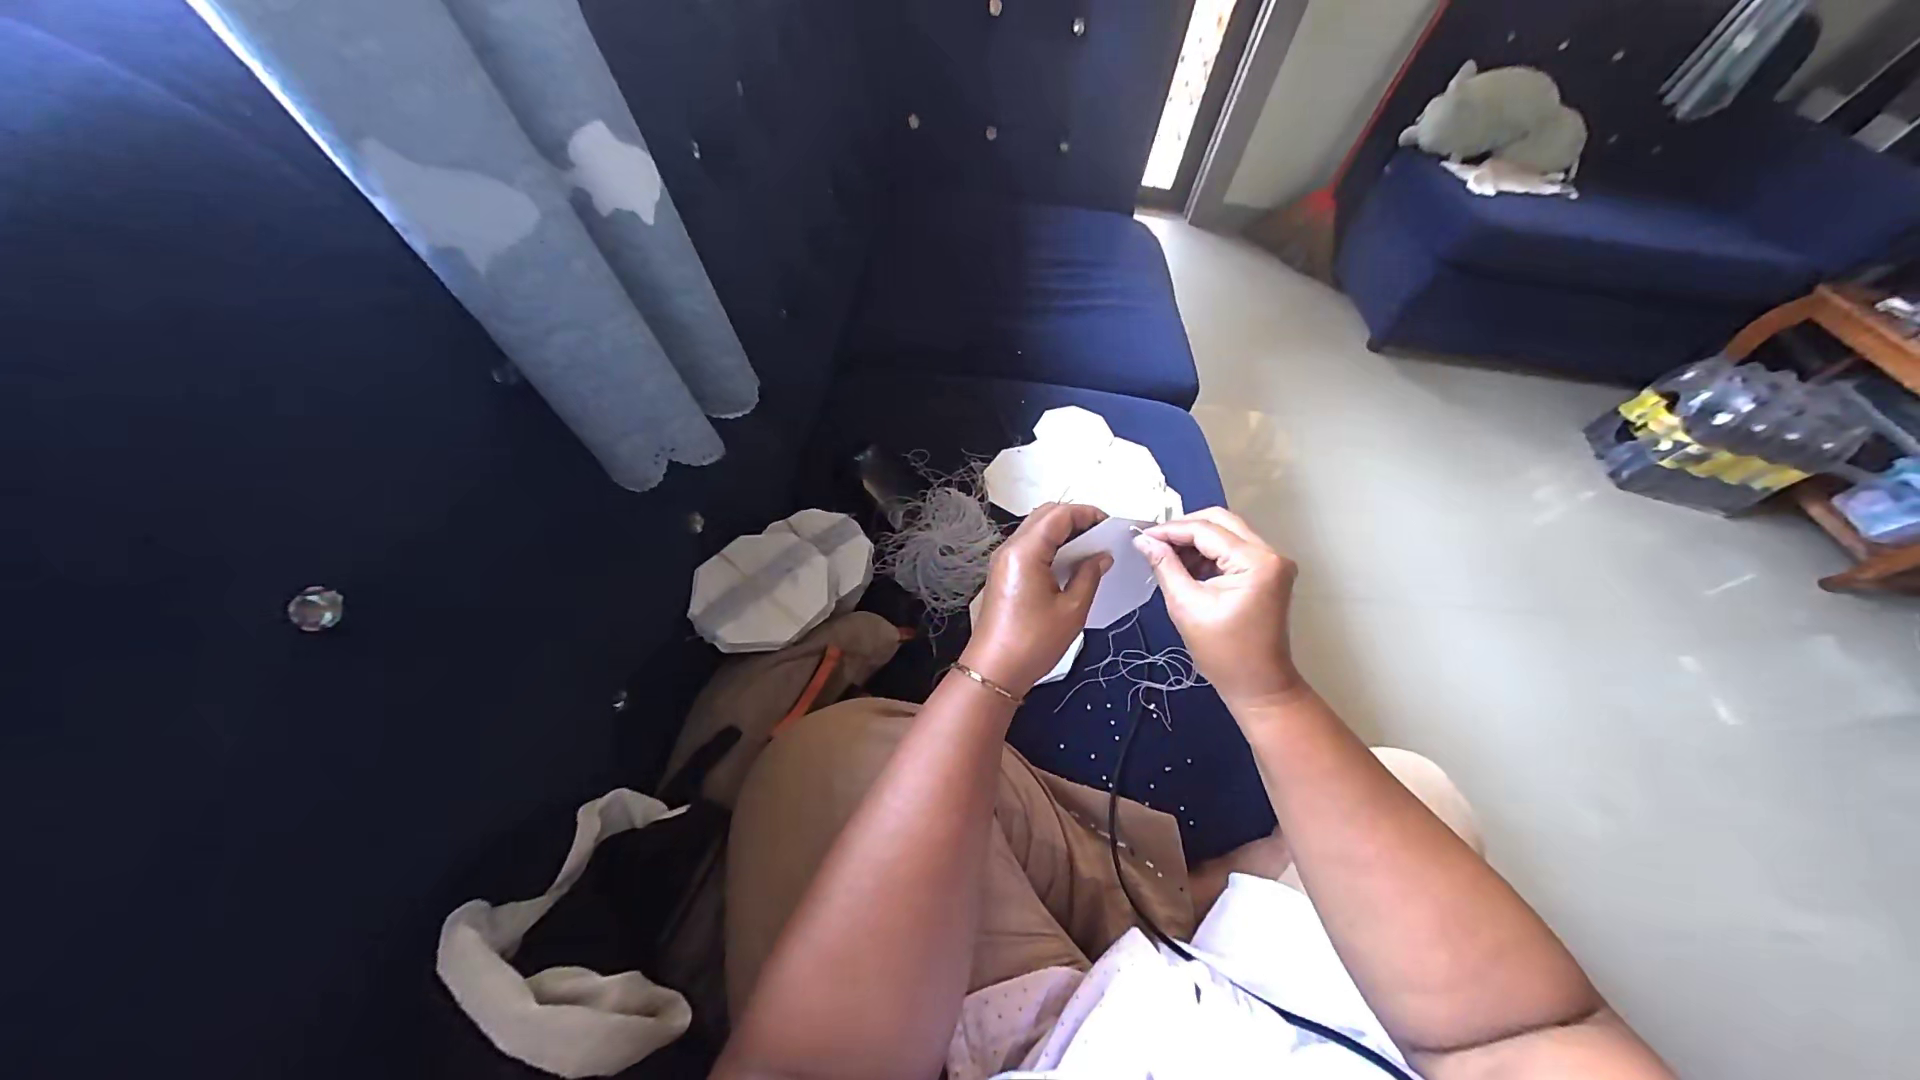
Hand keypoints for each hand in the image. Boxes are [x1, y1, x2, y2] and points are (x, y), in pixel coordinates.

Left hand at [961, 503, 1110, 695]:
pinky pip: (1029, 547)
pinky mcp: (1003, 573)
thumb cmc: (1033, 642)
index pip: (1059, 514)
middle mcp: (1010, 548)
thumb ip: (1089, 575)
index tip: (1110, 525)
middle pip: (1045, 515)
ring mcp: (1003, 560)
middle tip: (1101, 537)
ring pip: (1036, 530)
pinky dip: (1050, 547)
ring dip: (1062, 533)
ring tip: (1090, 551)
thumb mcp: (1072, 609)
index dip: (1087, 513)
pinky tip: (1070, 564)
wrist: (994, 670)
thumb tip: (1101, 557)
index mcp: (1025, 551)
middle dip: (1075, 519)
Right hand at [1133, 507, 1302, 710]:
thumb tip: (1145, 541)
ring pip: (1226, 532)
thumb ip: (1165, 566)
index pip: (1206, 529)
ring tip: (1166, 555)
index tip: (1143, 537)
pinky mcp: (1267, 572)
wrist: (1258, 684)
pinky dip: (1208, 552)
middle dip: (1184, 528)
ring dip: (1195, 539)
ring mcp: (1272, 563)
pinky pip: (1232, 549)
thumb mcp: (1186, 605)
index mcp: (1256, 562)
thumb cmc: (1223, 652)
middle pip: (1220, 521)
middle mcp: (1270, 555)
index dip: (1171, 530)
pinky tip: (1186, 565)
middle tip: (1154, 542)